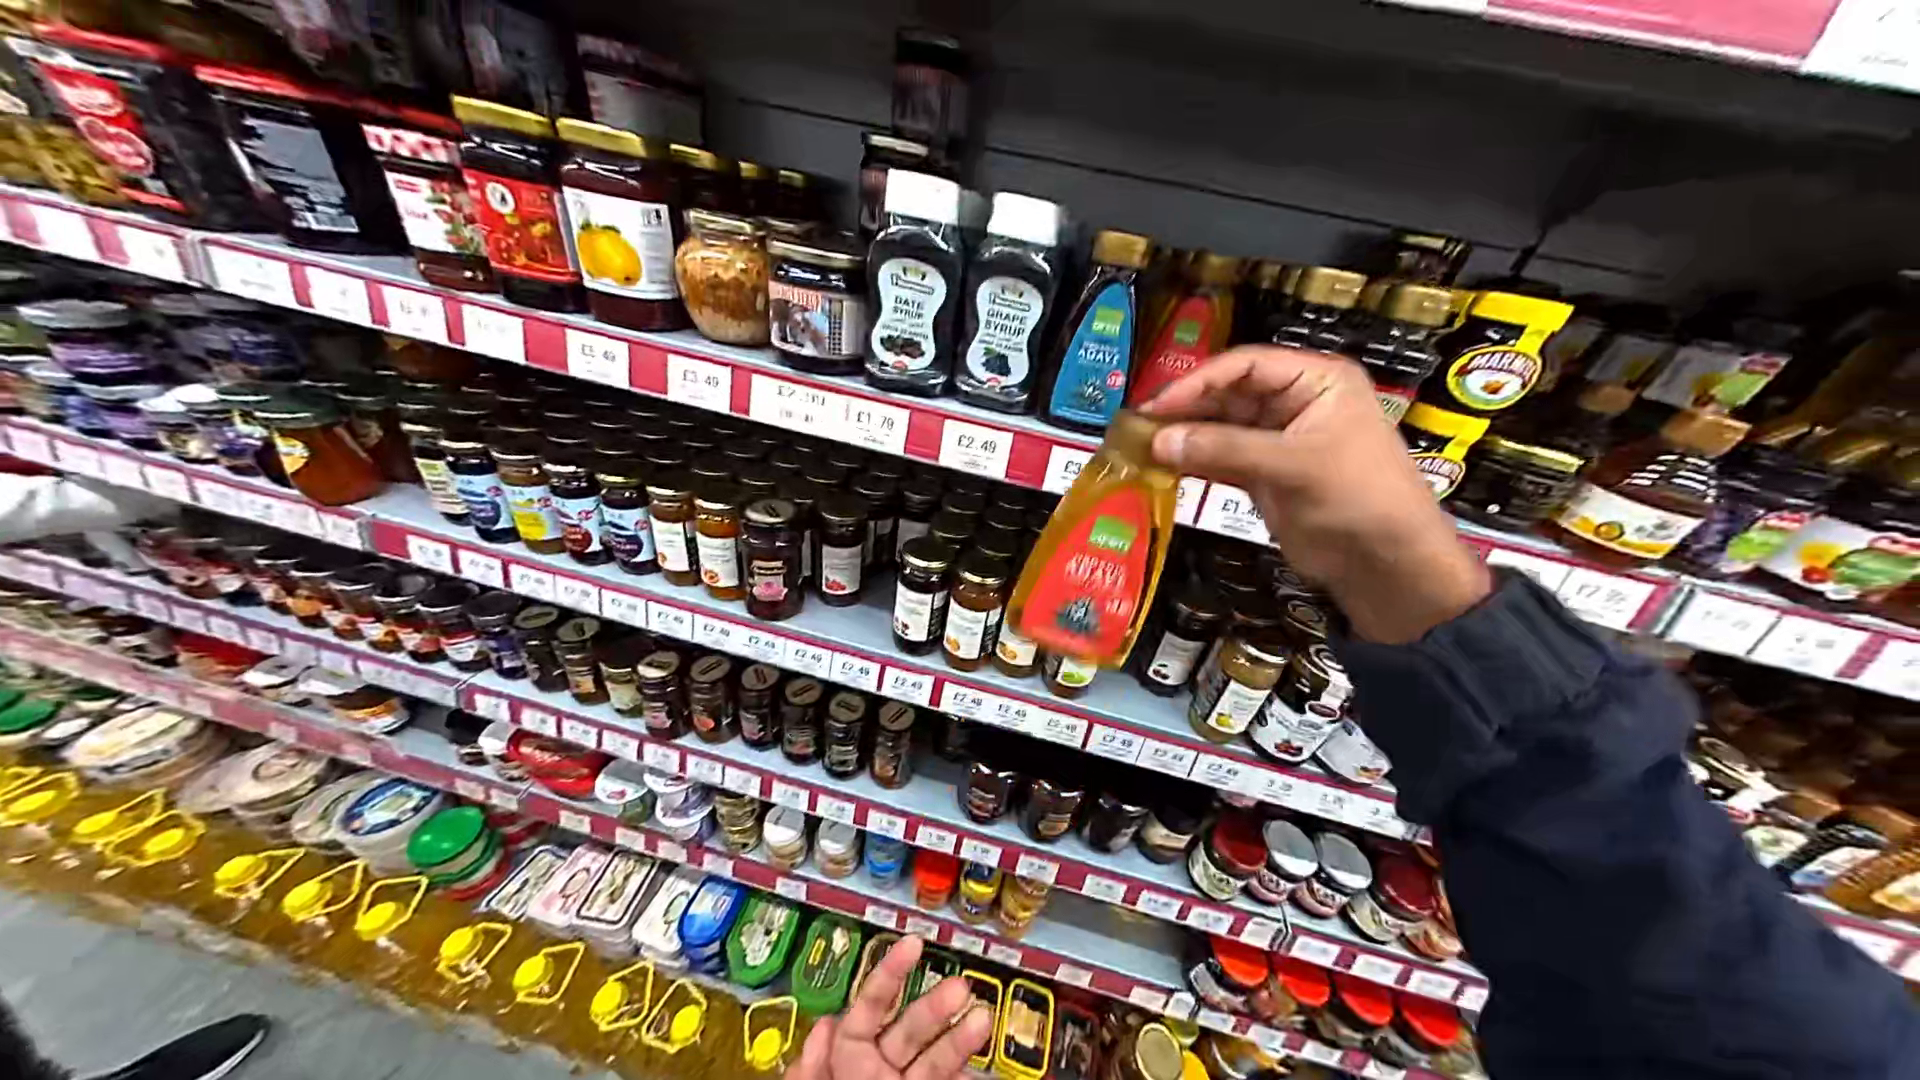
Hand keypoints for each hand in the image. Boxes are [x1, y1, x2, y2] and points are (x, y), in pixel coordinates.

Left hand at [785, 936, 993, 1079]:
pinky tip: (982, 1059)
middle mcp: (878, 1077)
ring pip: (935, 1062)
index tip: (914, 944)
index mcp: (846, 1067)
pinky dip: (965, 1071)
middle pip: (909, 1032)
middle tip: (962, 988)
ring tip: (982, 1020)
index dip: (889, 974)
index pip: (868, 1010)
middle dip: (934, 1008)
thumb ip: (810, 1076)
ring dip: (958, 1041)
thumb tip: (823, 1026)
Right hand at [1139, 345, 1489, 642]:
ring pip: (1217, 428)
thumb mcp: (1292, 465)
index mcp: (1314, 381)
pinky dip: (1192, 462)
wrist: (1385, 564)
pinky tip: (1162, 467)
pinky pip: (1218, 459)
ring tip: (1142, 448)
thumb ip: (1223, 449)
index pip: (1245, 365)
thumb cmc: (1355, 498)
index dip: (1198, 382)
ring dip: (1184, 437)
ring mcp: (1275, 440)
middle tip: (1139, 427)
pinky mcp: (1261, 474)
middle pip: (1226, 394)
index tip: (1157, 406)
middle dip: (1185, 410)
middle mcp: (1292, 403)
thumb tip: (1159, 441)